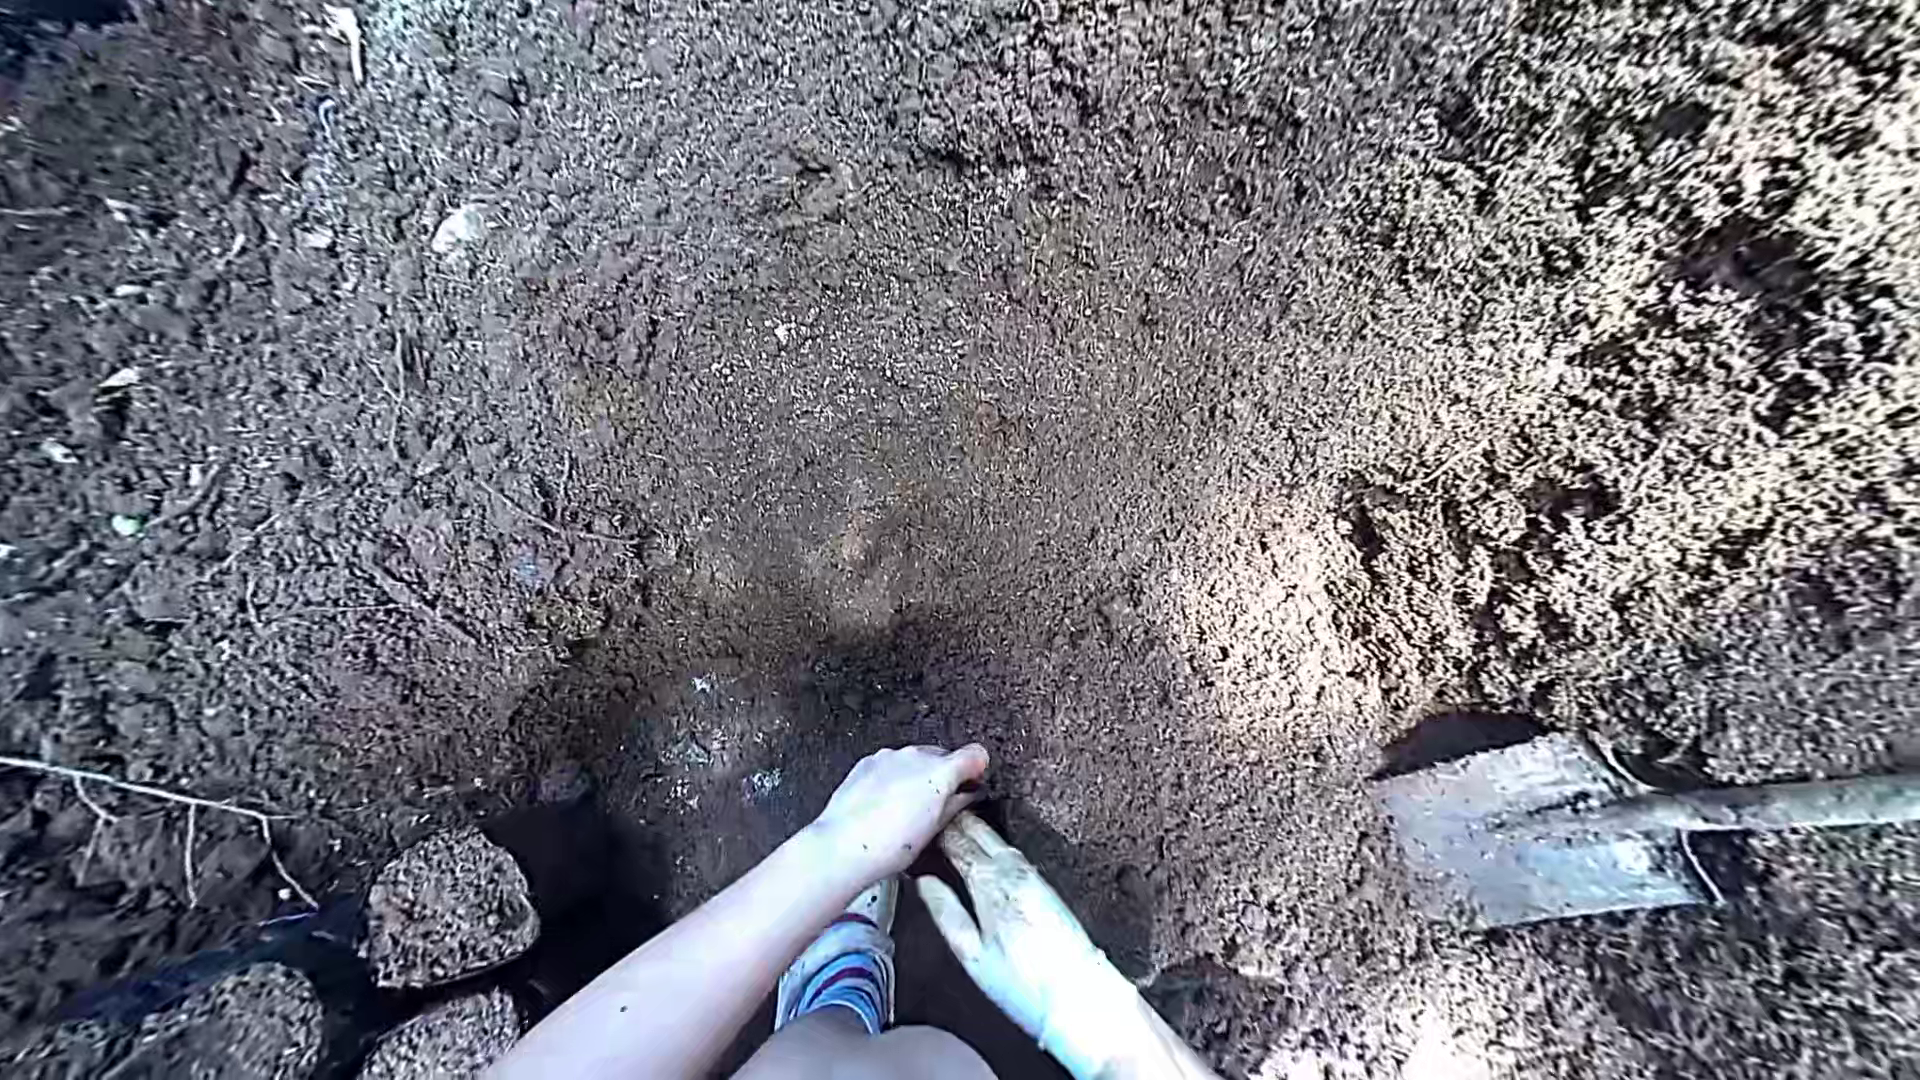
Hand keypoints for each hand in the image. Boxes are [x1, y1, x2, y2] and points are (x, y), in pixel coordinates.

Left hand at [805, 743, 989, 887]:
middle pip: (943, 756)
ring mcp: (891, 756)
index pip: (974, 755)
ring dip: (918, 775)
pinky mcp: (869, 761)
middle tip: (938, 804)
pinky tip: (886, 802)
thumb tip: (966, 795)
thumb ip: (956, 804)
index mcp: (940, 772)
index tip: (973, 780)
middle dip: (945, 775)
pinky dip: (894, 776)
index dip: (977, 768)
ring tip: (906, 808)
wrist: (842, 845)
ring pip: (916, 759)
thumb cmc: (887, 846)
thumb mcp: (934, 830)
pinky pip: (891, 763)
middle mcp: (916, 756)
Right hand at [915, 813, 1218, 1079]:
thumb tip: (925, 882)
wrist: (1080, 993)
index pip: (958, 845)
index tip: (924, 822)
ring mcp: (1029, 873)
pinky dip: (995, 838)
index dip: (940, 831)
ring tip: (960, 818)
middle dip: (958, 820)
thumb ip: (946, 913)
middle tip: (940, 810)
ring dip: (976, 825)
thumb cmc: (1023, 984)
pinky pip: (1011, 848)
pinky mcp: (1043, 881)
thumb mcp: (972, 955)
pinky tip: (991, 842)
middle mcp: (1010, 870)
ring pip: (996, 838)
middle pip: (978, 834)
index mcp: (988, 883)